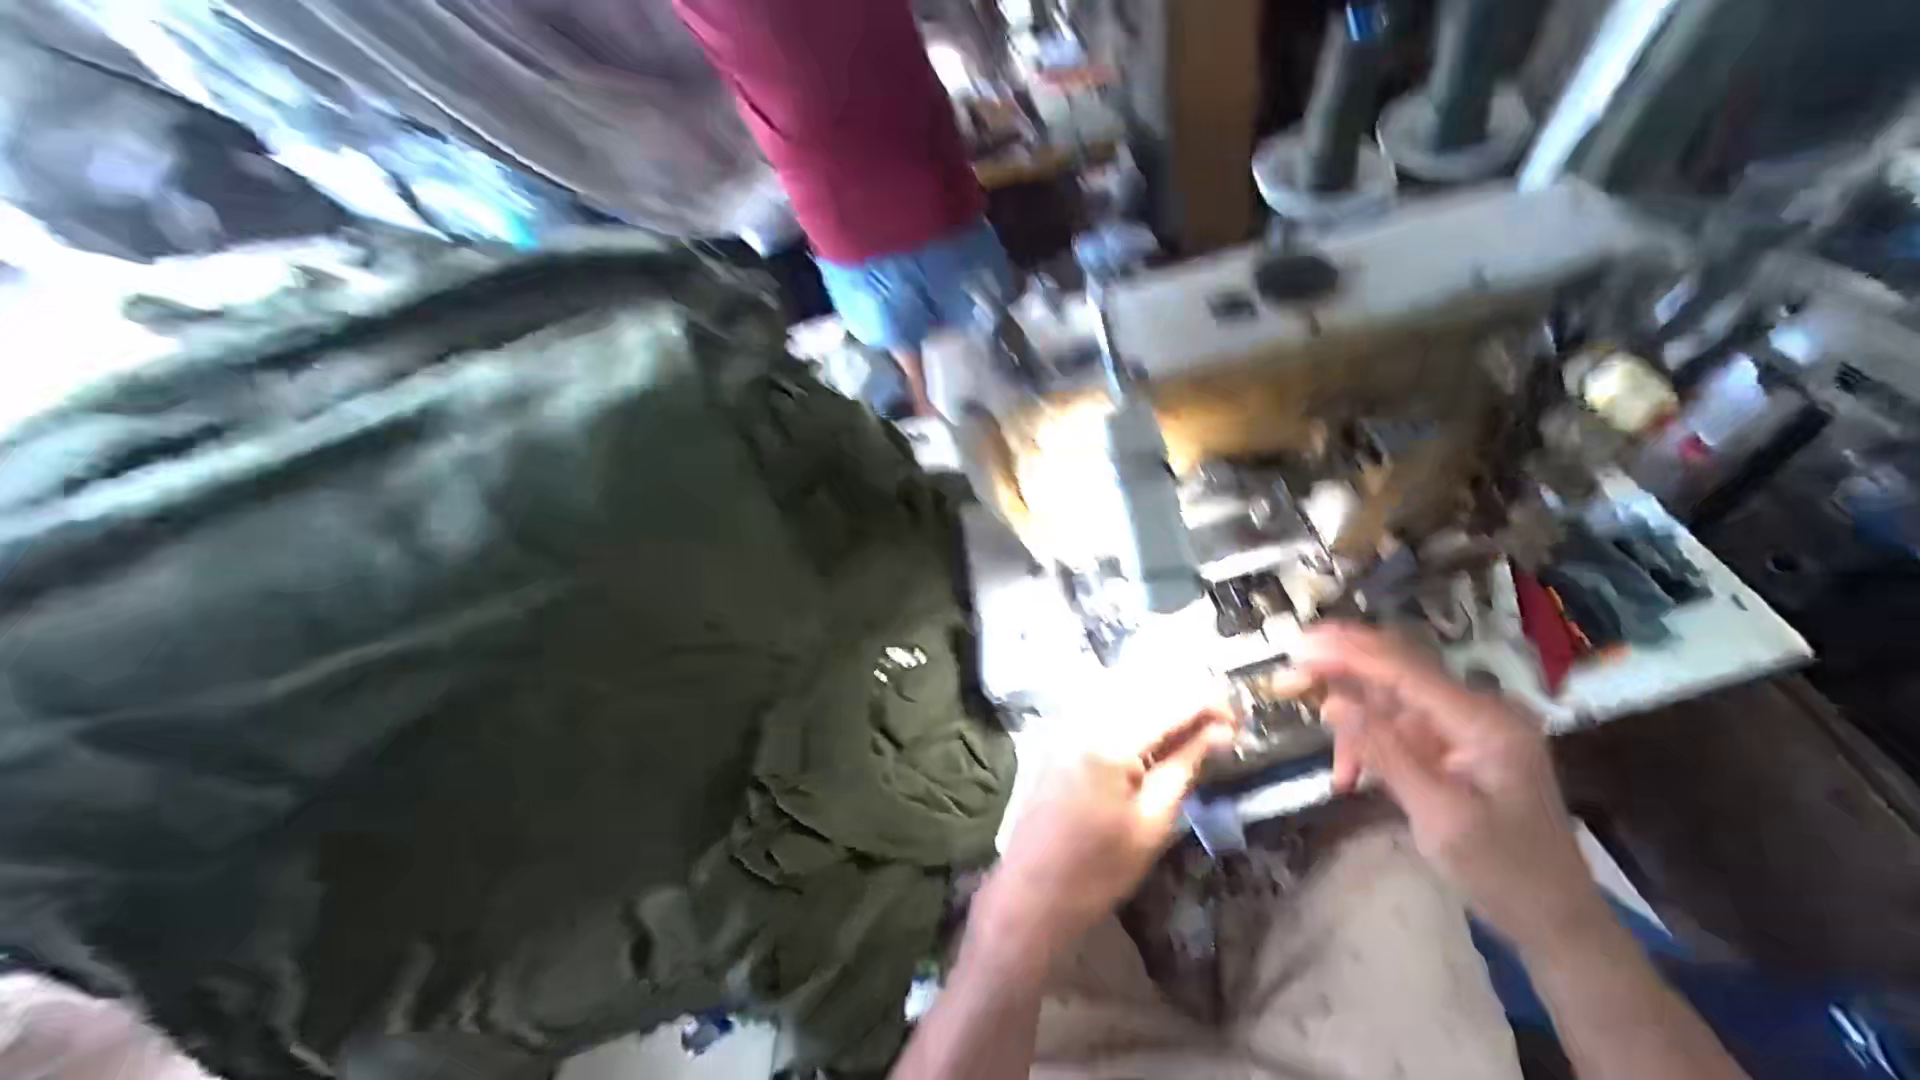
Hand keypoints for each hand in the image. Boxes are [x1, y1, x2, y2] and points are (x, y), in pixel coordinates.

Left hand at [976, 707, 1234, 965]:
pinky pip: (1101, 707)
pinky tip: (1152, 730)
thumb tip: (1220, 731)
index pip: (1168, 705)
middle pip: (1144, 690)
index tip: (1238, 718)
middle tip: (1219, 723)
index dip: (1207, 705)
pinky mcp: (1056, 735)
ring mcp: (1064, 724)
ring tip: (1193, 725)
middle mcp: (1083, 719)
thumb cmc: (1099, 869)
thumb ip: (1185, 766)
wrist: (1032, 892)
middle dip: (1184, 699)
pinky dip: (1131, 711)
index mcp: (1109, 741)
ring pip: (1121, 693)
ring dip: (1159, 702)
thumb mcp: (1153, 822)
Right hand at [1294, 623, 1607, 950]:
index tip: (1297, 646)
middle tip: (1290, 680)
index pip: (1404, 669)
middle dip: (1341, 677)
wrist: (1554, 917)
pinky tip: (1352, 777)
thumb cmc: (1504, 871)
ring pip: (1384, 703)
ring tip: (1342, 773)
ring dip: (1353, 730)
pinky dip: (1366, 747)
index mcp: (1484, 722)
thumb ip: (1386, 754)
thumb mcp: (1441, 817)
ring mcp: (1462, 728)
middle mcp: (1474, 712)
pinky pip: (1392, 728)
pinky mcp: (1450, 746)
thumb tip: (1333, 703)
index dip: (1347, 652)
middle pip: (1392, 673)